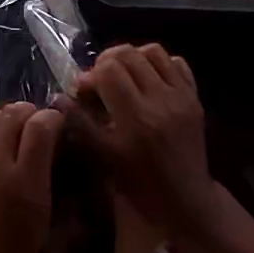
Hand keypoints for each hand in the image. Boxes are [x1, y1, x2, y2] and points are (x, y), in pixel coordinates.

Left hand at [0, 102, 62, 252]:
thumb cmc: (19, 244)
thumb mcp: (42, 204)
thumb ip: (45, 161)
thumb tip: (51, 125)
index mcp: (20, 176)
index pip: (37, 123)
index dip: (52, 117)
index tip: (62, 122)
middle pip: (10, 113)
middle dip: (29, 112)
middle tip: (43, 125)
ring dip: (11, 118)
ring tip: (24, 133)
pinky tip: (5, 148)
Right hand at [70, 45, 220, 237]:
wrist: (187, 201)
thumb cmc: (141, 186)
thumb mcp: (104, 159)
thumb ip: (81, 124)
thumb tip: (58, 97)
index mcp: (136, 117)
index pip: (108, 70)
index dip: (90, 75)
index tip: (85, 91)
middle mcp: (161, 100)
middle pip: (129, 54)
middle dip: (107, 61)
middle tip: (101, 81)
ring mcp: (182, 96)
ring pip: (153, 51)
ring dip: (133, 58)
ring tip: (124, 76)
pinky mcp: (195, 97)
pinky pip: (177, 62)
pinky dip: (158, 64)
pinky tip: (148, 81)